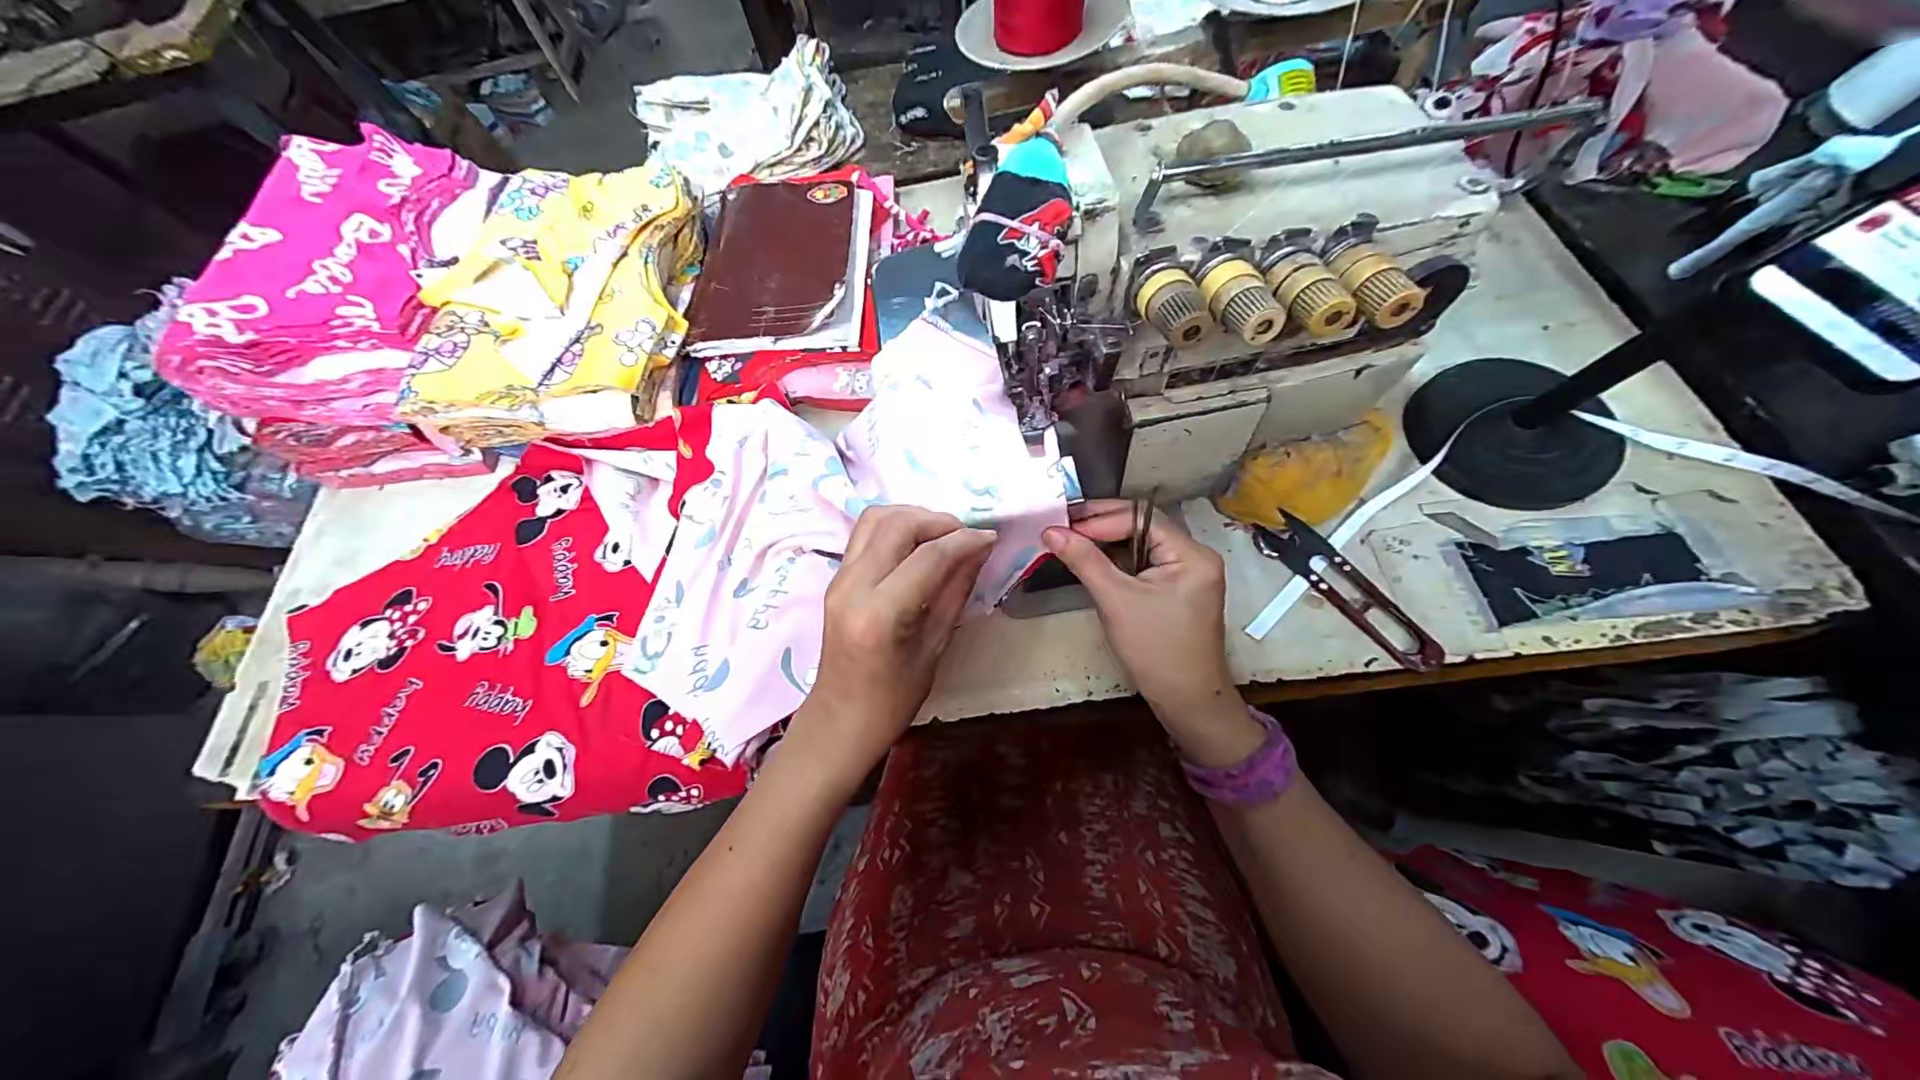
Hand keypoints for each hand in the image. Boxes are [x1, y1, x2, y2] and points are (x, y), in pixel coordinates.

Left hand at [787, 506, 995, 794]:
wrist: (840, 720)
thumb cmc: (892, 700)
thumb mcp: (934, 648)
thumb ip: (954, 592)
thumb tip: (978, 552)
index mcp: (879, 615)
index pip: (927, 557)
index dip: (964, 541)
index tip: (991, 537)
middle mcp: (852, 587)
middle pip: (897, 524)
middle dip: (938, 521)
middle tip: (967, 537)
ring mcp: (838, 579)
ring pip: (876, 519)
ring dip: (914, 517)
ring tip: (943, 536)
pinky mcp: (836, 578)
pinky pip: (866, 533)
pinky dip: (896, 527)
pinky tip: (918, 545)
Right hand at [1043, 500, 1260, 765]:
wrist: (1186, 699)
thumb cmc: (1155, 650)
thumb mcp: (1115, 600)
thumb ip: (1084, 560)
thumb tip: (1051, 531)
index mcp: (1191, 554)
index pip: (1140, 519)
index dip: (1099, 520)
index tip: (1062, 526)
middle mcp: (1194, 555)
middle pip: (1141, 525)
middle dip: (1101, 524)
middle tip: (1062, 525)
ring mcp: (1186, 572)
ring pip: (1140, 542)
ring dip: (1105, 540)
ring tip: (1069, 538)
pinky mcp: (1176, 587)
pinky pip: (1143, 561)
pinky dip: (1116, 558)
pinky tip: (1090, 557)